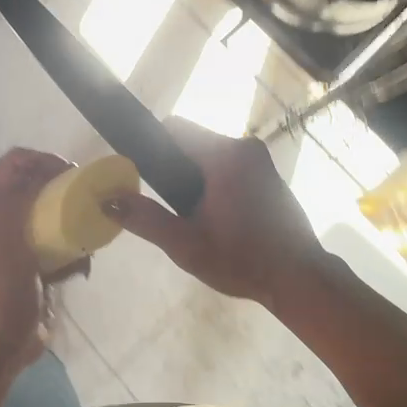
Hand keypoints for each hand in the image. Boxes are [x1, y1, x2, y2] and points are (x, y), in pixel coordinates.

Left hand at [0, 148, 69, 378]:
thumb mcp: (2, 239)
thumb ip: (16, 199)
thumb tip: (41, 172)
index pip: (16, 161)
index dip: (44, 161)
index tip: (71, 176)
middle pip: (35, 183)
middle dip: (63, 192)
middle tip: (86, 203)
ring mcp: (13, 238)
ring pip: (51, 211)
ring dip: (71, 223)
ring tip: (84, 240)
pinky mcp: (31, 260)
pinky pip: (58, 241)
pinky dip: (72, 249)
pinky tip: (80, 266)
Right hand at [104, 119, 322, 305]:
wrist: (299, 279)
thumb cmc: (242, 260)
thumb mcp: (186, 245)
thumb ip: (144, 219)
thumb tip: (107, 199)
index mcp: (224, 155)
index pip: (174, 128)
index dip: (151, 144)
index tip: (138, 171)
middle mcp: (244, 147)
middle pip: (192, 140)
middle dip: (172, 165)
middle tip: (160, 201)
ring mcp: (260, 160)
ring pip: (210, 154)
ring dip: (193, 175)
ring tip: (185, 212)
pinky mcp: (267, 175)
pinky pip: (229, 166)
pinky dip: (213, 181)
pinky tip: (211, 215)